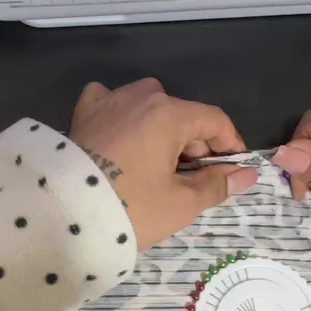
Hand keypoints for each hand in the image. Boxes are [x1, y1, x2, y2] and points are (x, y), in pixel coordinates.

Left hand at [69, 79, 257, 248]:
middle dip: (196, 145)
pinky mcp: (84, 114)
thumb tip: (248, 174)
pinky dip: (122, 115)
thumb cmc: (130, 207)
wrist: (63, 214)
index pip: (215, 121)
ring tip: (159, 164)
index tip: (233, 171)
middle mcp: (141, 97)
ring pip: (149, 105)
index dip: (230, 145)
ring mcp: (109, 101)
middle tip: (194, 182)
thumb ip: (217, 184)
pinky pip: (110, 102)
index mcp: (170, 113)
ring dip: (162, 130)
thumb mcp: (180, 203)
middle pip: (183, 115)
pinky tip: (121, 135)